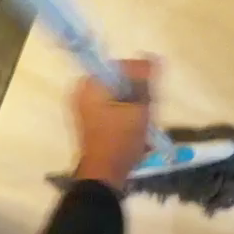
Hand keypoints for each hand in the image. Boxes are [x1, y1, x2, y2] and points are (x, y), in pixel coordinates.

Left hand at [71, 59, 155, 192]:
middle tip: (148, 107)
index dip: (138, 75)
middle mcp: (82, 93)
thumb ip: (144, 82)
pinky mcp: (91, 120)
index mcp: (89, 86)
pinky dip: (126, 112)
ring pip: (118, 94)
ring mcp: (84, 108)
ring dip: (133, 103)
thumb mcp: (139, 109)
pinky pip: (113, 106)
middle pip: (118, 80)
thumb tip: (151, 58)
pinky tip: (136, 126)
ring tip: (143, 119)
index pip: (119, 66)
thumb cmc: (120, 141)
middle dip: (137, 92)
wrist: (105, 175)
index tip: (150, 92)